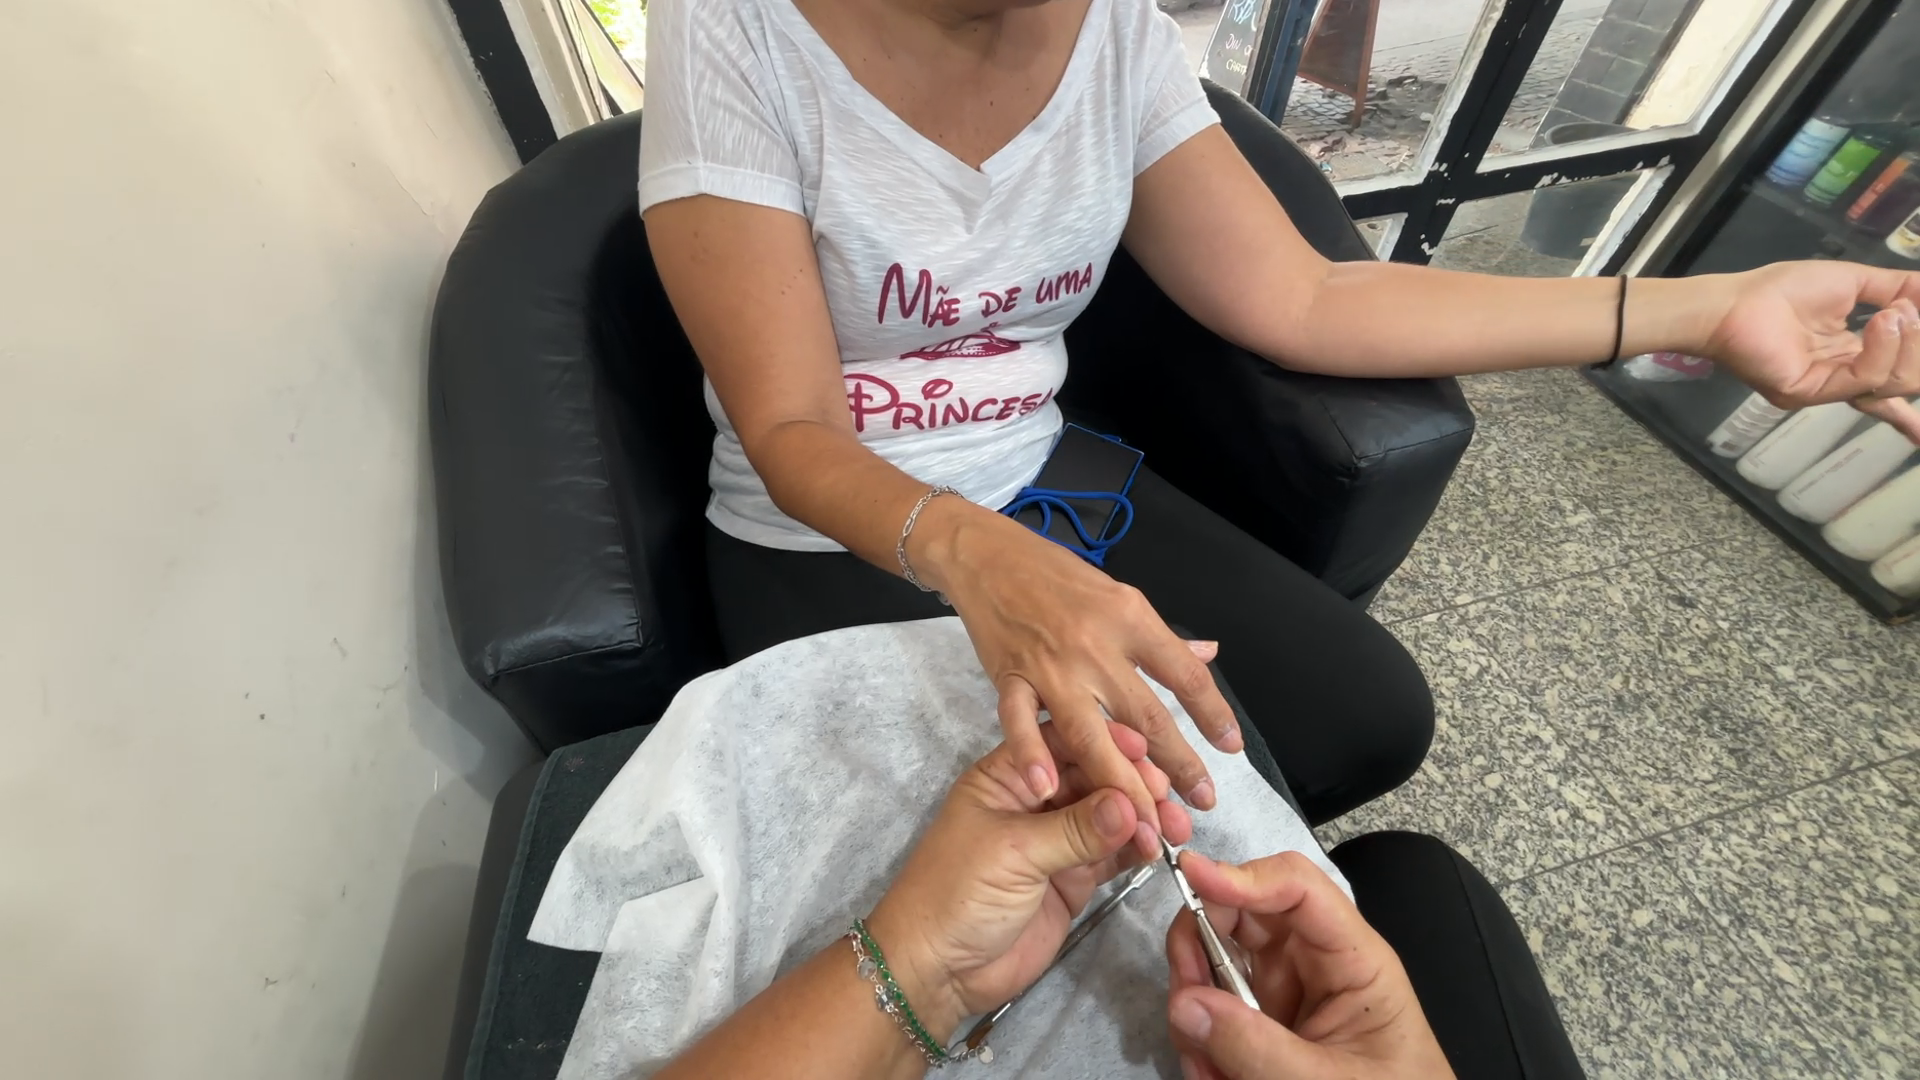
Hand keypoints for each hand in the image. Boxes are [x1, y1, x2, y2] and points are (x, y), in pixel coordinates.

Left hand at [865, 720, 1194, 1041]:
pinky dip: (1136, 849)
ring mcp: (1056, 837)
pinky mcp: (1072, 875)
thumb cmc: (958, 890)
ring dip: (1142, 818)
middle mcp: (1036, 798)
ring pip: (1107, 815)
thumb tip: (1130, 805)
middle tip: (1167, 794)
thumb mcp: (1013, 851)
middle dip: (1130, 783)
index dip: (1101, 742)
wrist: (939, 969)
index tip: (1143, 749)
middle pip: (1091, 776)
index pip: (1060, 744)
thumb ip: (1074, 829)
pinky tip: (1161, 849)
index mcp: (1008, 775)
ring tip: (1176, 827)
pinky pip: (1110, 853)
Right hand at [910, 499, 1241, 852]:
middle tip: (1200, 805)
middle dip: (1178, 766)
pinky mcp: (1009, 677)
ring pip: (1090, 734)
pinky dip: (1032, 755)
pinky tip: (1047, 790)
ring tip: (1146, 823)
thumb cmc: (1055, 572)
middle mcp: (1096, 645)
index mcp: (1129, 617)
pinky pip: (1020, 723)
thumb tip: (1207, 656)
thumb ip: (1159, 635)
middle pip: (1145, 716)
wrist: (988, 556)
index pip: (1184, 673)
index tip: (1231, 748)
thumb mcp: (1116, 593)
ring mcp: (1050, 665)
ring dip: (1122, 783)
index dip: (1213, 714)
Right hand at [1163, 851, 1454, 1079]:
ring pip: (1212, 957)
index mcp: (1351, 958)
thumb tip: (1182, 1002)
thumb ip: (1259, 1048)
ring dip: (1193, 1003)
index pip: (1297, 887)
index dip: (1242, 875)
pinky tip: (1211, 1074)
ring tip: (1205, 1069)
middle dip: (1198, 949)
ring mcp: (1280, 985)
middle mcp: (1309, 958)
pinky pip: (1210, 1002)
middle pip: (1238, 912)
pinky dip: (1198, 1034)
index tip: (1190, 876)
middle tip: (1184, 1004)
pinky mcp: (1258, 1015)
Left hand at [1695, 261, 1919, 440]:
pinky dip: (1885, 348)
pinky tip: (1883, 321)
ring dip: (1912, 340)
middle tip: (1908, 311)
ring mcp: (1823, 387)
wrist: (1735, 301)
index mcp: (1856, 354)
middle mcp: (1842, 375)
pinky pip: (1866, 379)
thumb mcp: (1860, 284)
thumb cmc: (1785, 291)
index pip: (1899, 380)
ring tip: (1896, 311)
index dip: (1918, 390)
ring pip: (1899, 381)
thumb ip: (1907, 290)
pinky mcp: (1805, 392)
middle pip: (1910, 380)